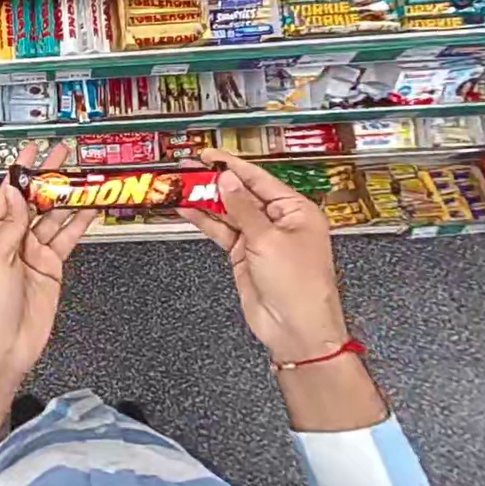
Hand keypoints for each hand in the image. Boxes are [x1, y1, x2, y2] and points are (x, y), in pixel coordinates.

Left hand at [0, 141, 96, 381]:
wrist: (4, 347)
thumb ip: (10, 224)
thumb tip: (13, 191)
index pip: (9, 194)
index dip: (22, 171)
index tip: (33, 150)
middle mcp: (13, 239)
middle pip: (35, 201)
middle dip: (49, 177)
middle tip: (64, 156)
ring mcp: (33, 252)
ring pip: (54, 216)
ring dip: (68, 196)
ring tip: (83, 177)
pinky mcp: (51, 266)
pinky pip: (66, 238)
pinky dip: (79, 222)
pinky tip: (88, 208)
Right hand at [178, 149, 349, 363]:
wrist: (295, 329)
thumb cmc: (301, 288)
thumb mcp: (268, 239)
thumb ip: (242, 208)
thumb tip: (227, 181)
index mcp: (296, 210)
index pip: (259, 178)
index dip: (233, 165)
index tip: (211, 156)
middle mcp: (278, 221)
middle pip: (241, 193)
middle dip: (215, 182)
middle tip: (190, 171)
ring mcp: (259, 238)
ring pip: (227, 211)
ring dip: (206, 200)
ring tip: (183, 187)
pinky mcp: (244, 253)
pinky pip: (221, 230)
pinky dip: (204, 220)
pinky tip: (189, 209)